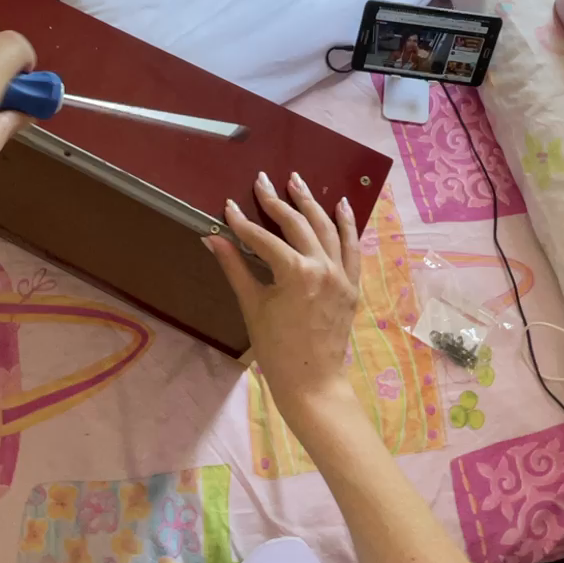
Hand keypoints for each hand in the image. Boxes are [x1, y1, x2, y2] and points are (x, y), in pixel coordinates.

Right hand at [205, 172, 362, 422]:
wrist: (312, 381)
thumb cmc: (276, 348)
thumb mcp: (252, 305)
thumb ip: (235, 267)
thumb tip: (212, 238)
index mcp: (295, 273)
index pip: (263, 238)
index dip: (243, 222)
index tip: (230, 205)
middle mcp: (322, 267)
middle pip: (297, 224)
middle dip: (276, 201)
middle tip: (262, 181)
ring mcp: (341, 275)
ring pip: (327, 228)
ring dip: (311, 202)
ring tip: (297, 181)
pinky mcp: (351, 284)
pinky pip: (352, 247)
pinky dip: (347, 225)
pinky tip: (341, 205)